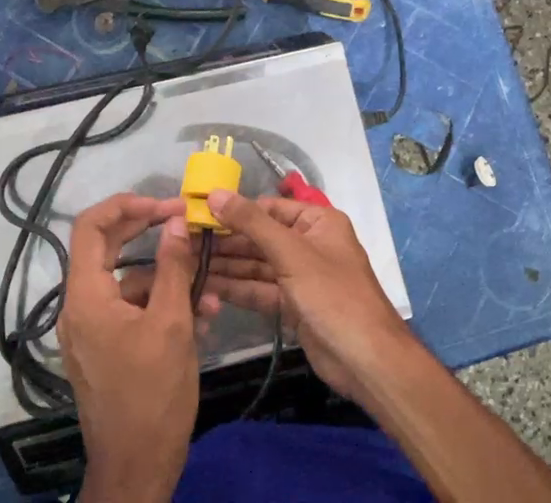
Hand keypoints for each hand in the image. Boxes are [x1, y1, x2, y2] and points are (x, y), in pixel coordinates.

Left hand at [59, 193, 201, 502]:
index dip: (126, 205)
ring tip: (209, 289)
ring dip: (166, 278)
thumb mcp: (171, 325)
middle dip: (148, 233)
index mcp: (86, 296)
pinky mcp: (104, 348)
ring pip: (126, 283)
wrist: (136, 465)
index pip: (90, 226)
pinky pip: (129, 311)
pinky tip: (200, 318)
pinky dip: (160, 306)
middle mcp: (79, 307)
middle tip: (185, 223)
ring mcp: (90, 330)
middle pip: (106, 249)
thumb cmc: (153, 394)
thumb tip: (175, 221)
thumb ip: (174, 268)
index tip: (165, 204)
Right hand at [202, 188, 415, 399]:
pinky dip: (237, 289)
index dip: (234, 210)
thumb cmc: (332, 294)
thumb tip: (215, 193)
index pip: (269, 208)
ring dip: (227, 266)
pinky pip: (261, 290)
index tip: (198, 213)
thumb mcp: (291, 252)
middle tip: (185, 243)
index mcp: (317, 222)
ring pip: (258, 266)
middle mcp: (309, 244)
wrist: (365, 358)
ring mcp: (301, 277)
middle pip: (261, 237)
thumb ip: (251, 223)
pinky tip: (207, 287)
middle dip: (226, 242)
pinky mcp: (294, 306)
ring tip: (187, 264)